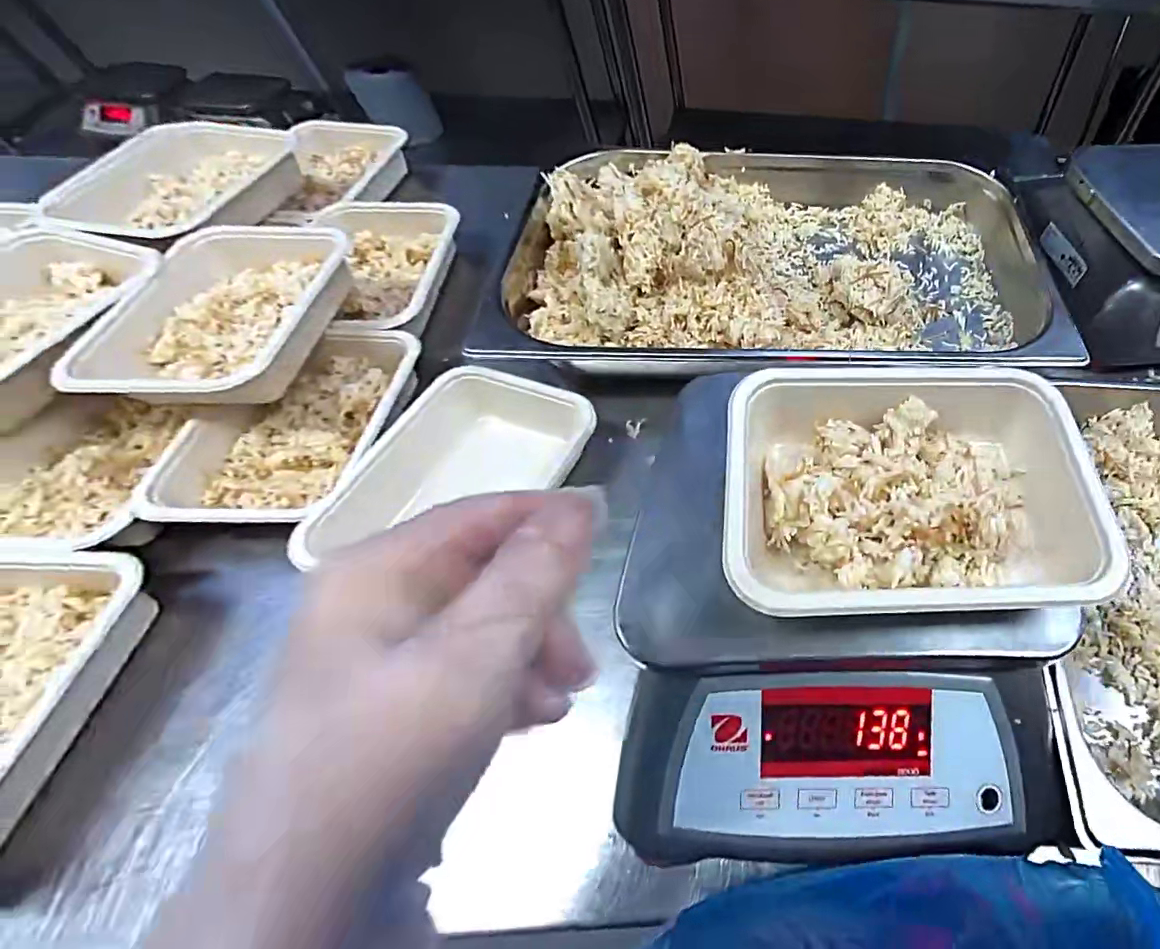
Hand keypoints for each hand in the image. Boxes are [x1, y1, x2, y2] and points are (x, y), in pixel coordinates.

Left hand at [148, 490, 601, 948]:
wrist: (308, 897)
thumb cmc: (393, 752)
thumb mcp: (480, 651)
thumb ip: (536, 571)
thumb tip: (586, 503)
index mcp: (376, 572)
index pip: (482, 513)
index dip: (551, 515)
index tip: (610, 531)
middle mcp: (374, 603)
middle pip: (492, 571)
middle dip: (548, 609)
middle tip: (581, 657)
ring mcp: (381, 656)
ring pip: (491, 622)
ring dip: (539, 651)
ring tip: (563, 697)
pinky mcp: (395, 702)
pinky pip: (474, 666)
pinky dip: (513, 683)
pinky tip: (533, 718)